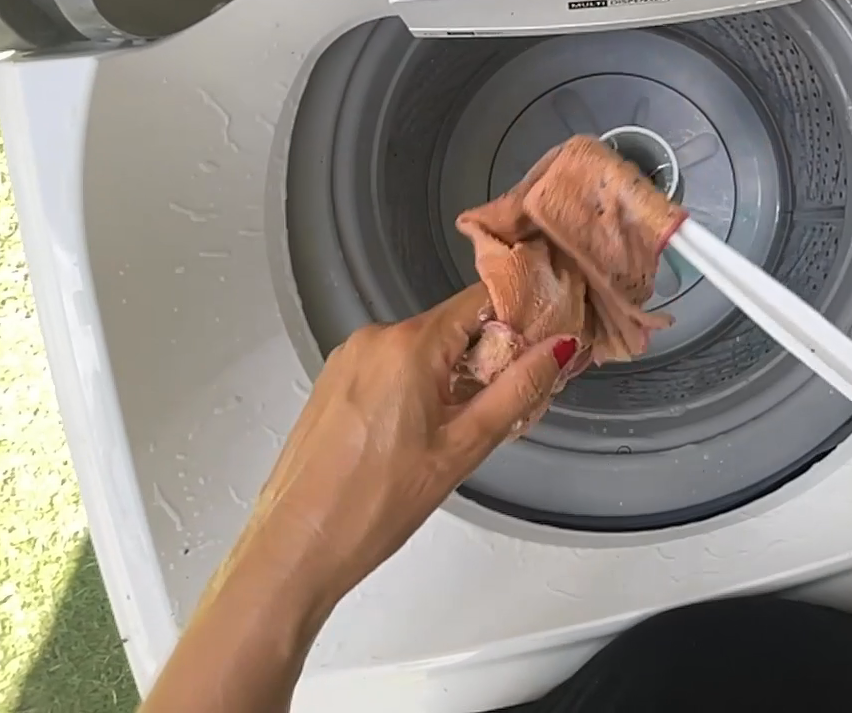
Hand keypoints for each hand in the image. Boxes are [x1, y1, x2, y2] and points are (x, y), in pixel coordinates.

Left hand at [145, 286, 577, 712]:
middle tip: (505, 401)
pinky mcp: (336, 379)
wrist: (292, 552)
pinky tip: (425, 429)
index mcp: (409, 345)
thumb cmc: (370, 506)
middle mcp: (375, 338)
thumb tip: (559, 347)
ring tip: (461, 426)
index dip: (520, 317)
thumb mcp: (464, 446)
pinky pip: (395, 362)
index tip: (541, 345)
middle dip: (489, 354)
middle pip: (456, 323)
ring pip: (427, 345)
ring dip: (455, 372)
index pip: (483, 298)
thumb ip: (519, 388)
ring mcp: (350, 357)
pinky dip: (422, 383)